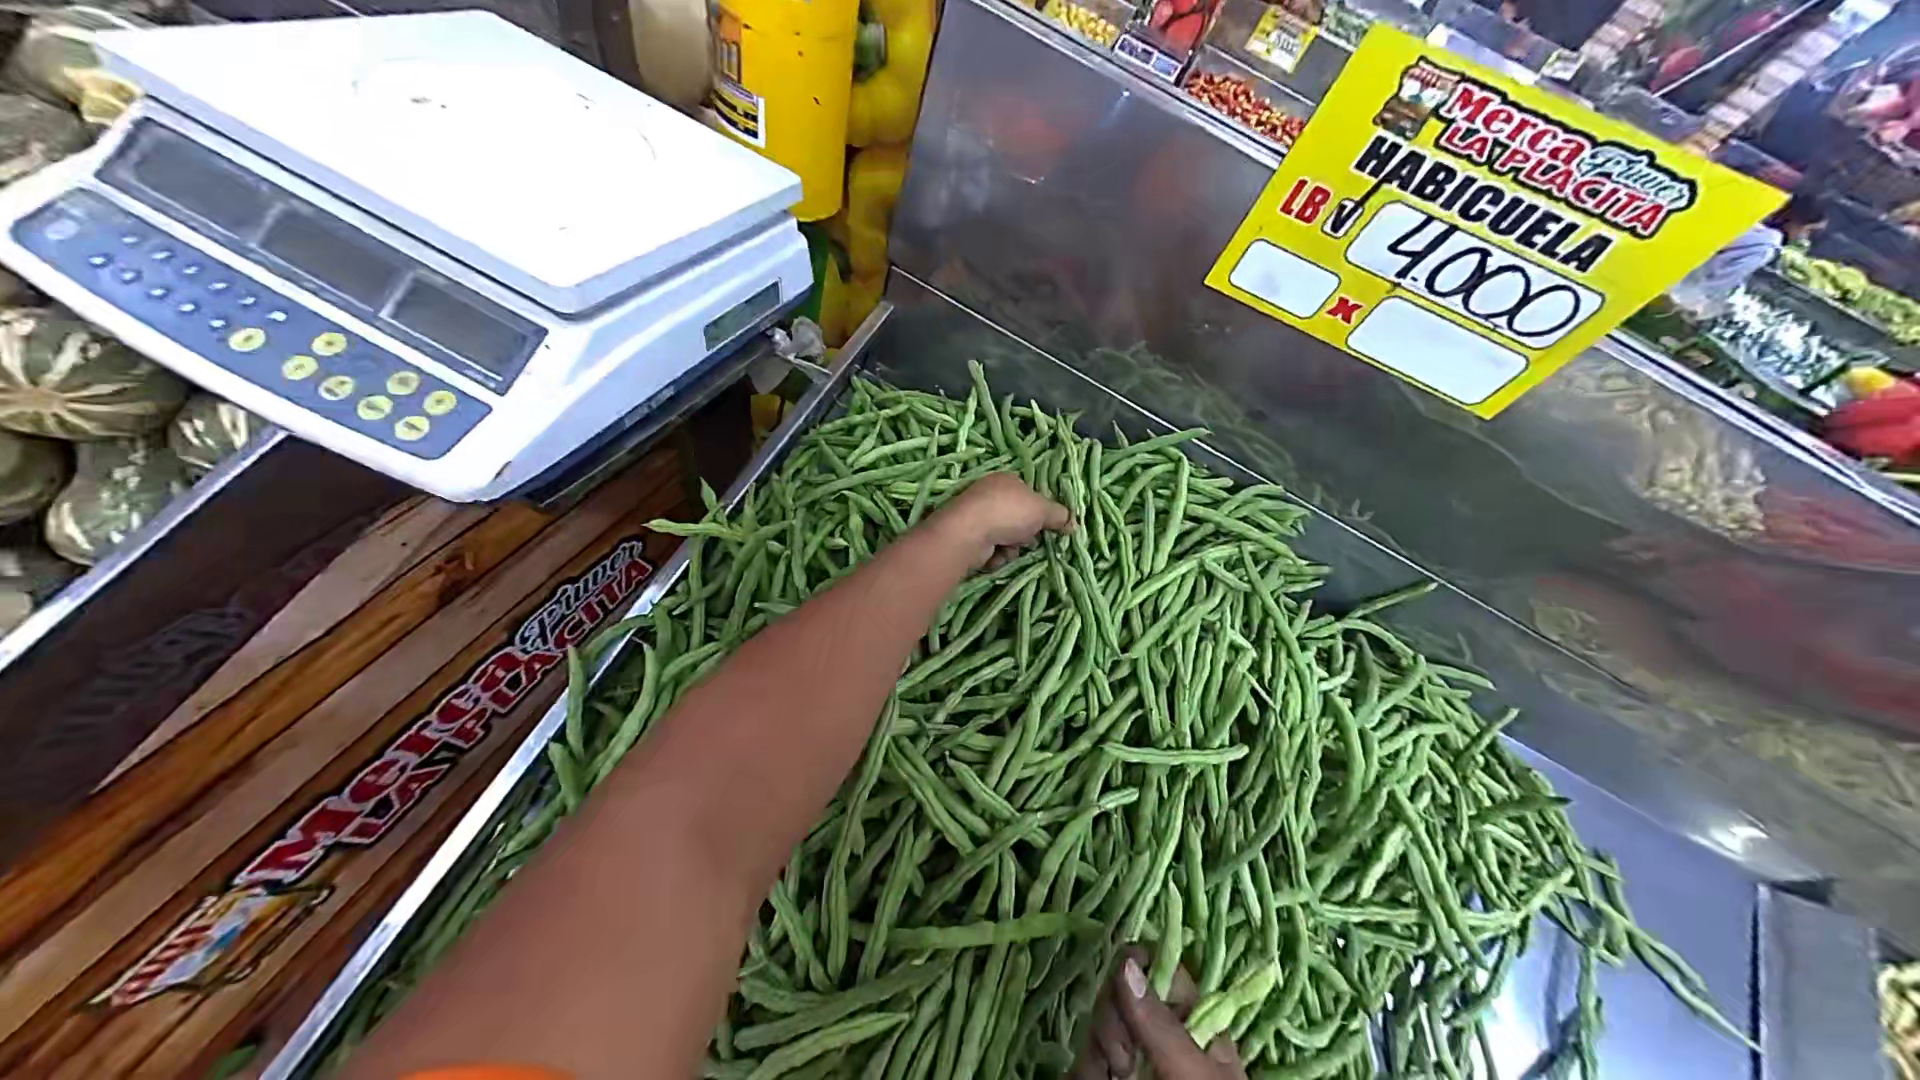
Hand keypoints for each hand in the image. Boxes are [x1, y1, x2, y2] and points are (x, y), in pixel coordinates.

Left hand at [930, 472, 1071, 569]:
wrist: (969, 532)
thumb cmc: (1009, 512)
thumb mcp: (1042, 510)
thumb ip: (1060, 515)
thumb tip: (1073, 523)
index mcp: (1006, 480)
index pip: (1029, 496)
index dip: (1039, 512)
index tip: (1046, 525)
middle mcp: (989, 494)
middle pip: (1017, 519)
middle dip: (1024, 534)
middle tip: (1027, 539)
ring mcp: (976, 516)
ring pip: (1005, 537)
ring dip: (1011, 548)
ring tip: (1007, 548)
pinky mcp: (968, 537)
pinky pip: (991, 549)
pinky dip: (996, 555)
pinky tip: (993, 555)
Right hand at [1074, 949, 1246, 1079]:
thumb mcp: (1193, 1077)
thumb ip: (1160, 1024)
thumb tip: (1126, 963)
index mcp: (1192, 1019)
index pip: (1156, 964)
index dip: (1133, 967)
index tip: (1122, 992)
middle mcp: (1160, 1030)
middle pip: (1117, 992)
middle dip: (1109, 1023)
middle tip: (1123, 1066)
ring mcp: (1135, 1058)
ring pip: (1097, 1027)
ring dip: (1094, 1053)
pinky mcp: (1112, 1079)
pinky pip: (1085, 1061)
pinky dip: (1083, 1072)